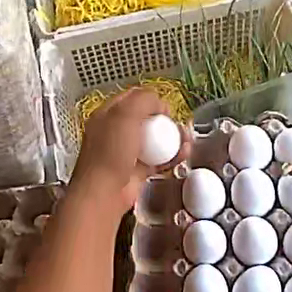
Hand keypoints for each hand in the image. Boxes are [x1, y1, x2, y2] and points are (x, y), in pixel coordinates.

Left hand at [69, 89, 187, 218]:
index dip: (150, 100)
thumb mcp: (125, 115)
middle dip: (166, 121)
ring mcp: (127, 153)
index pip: (132, 98)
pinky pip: (159, 160)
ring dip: (173, 139)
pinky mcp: (138, 171)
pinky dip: (173, 157)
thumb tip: (160, 102)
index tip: (165, 107)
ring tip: (186, 140)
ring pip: (155, 141)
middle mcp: (116, 132)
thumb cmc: (109, 153)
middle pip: (146, 120)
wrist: (105, 193)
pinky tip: (182, 155)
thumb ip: (143, 100)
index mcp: (107, 115)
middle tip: (177, 125)